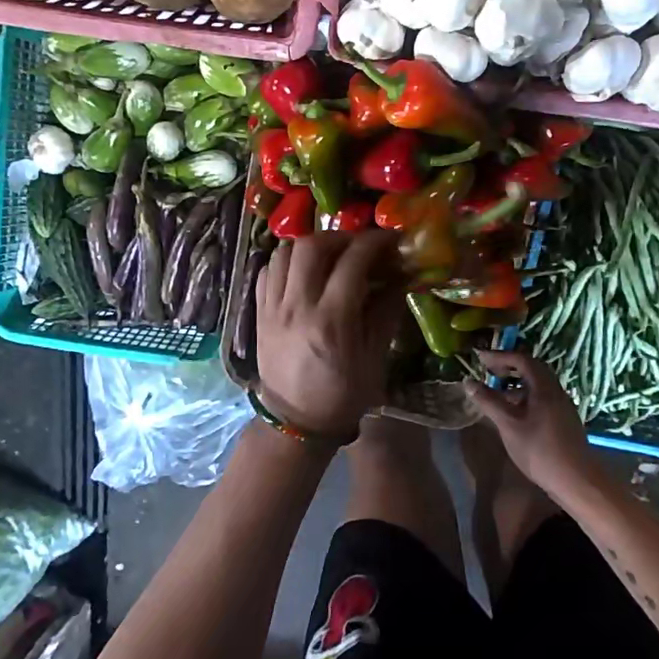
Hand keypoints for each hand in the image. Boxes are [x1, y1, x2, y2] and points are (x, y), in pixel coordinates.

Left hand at [254, 232, 404, 439]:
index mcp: (331, 321)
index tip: (389, 239)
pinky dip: (286, 262)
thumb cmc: (342, 395)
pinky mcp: (259, 312)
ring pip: (284, 253)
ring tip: (330, 255)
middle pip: (311, 246)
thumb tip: (399, 276)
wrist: (295, 422)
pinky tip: (303, 271)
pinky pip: (267, 271)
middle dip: (340, 236)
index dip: (374, 242)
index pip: (352, 261)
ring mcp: (273, 307)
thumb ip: (385, 312)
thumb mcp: (375, 358)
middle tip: (358, 245)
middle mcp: (297, 306)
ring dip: (310, 245)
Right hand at [465, 351, 598, 497]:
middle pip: (532, 369)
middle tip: (488, 371)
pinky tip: (514, 413)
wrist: (577, 481)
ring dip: (516, 384)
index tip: (480, 358)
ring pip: (537, 386)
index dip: (500, 356)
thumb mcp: (508, 424)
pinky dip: (524, 397)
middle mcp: (556, 391)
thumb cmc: (540, 450)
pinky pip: (541, 399)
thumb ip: (488, 401)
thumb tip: (468, 381)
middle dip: (509, 367)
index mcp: (544, 387)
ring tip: (496, 394)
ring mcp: (562, 406)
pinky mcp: (563, 421)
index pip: (522, 359)